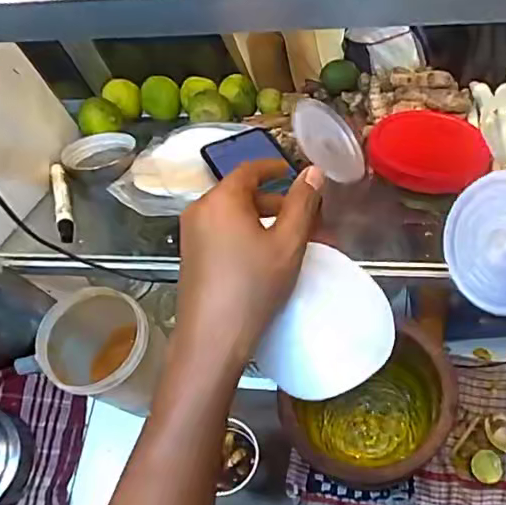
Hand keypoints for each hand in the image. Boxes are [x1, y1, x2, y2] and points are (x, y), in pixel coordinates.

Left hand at [175, 161, 323, 371]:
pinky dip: (248, 236)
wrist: (212, 338)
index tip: (295, 172)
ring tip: (294, 241)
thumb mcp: (287, 244)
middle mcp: (200, 211)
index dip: (274, 166)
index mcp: (221, 200)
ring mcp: (192, 235)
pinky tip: (268, 257)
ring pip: (234, 216)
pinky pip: (224, 234)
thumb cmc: (252, 288)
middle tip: (307, 217)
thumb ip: (302, 204)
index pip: (249, 169)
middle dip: (277, 202)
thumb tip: (313, 173)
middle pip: (242, 194)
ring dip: (265, 221)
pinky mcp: (193, 257)